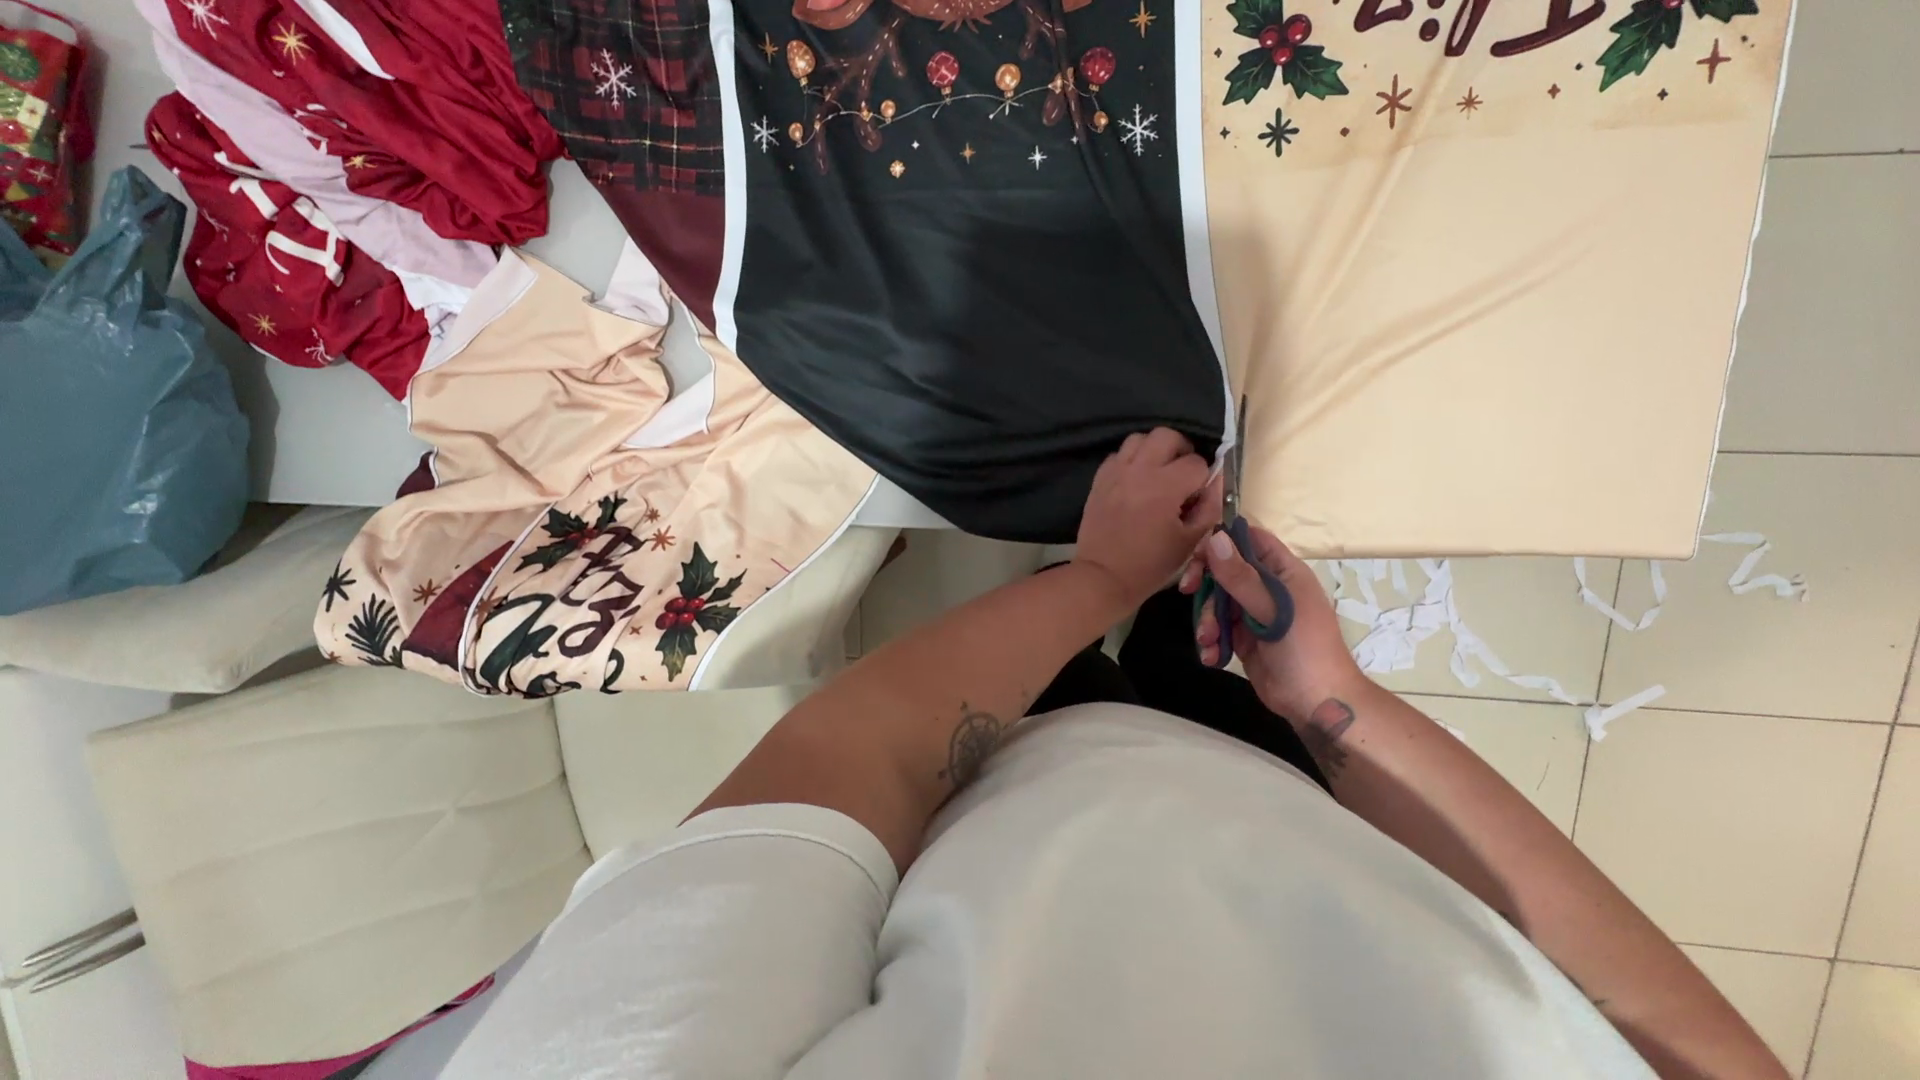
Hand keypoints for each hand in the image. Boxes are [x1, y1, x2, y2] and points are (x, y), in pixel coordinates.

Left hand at [1074, 428, 1218, 609]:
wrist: (1104, 577)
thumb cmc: (1151, 564)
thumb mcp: (1191, 541)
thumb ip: (1209, 506)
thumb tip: (1215, 481)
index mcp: (1165, 486)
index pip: (1197, 462)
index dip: (1203, 479)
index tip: (1197, 497)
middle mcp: (1139, 470)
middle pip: (1167, 435)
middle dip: (1182, 451)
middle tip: (1182, 474)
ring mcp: (1115, 472)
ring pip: (1140, 438)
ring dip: (1154, 450)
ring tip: (1158, 473)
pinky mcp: (1099, 479)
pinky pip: (1118, 455)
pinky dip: (1131, 461)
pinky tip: (1136, 481)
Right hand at [1179, 522, 1366, 724]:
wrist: (1317, 703)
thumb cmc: (1305, 649)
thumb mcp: (1272, 610)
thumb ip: (1241, 577)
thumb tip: (1215, 538)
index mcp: (1283, 572)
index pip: (1250, 540)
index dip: (1223, 541)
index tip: (1199, 557)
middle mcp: (1268, 588)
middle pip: (1226, 571)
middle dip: (1206, 585)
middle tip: (1187, 592)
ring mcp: (1255, 614)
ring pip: (1217, 602)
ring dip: (1206, 620)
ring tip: (1208, 641)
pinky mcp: (1244, 638)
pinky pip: (1218, 629)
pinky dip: (1212, 641)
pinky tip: (1213, 656)